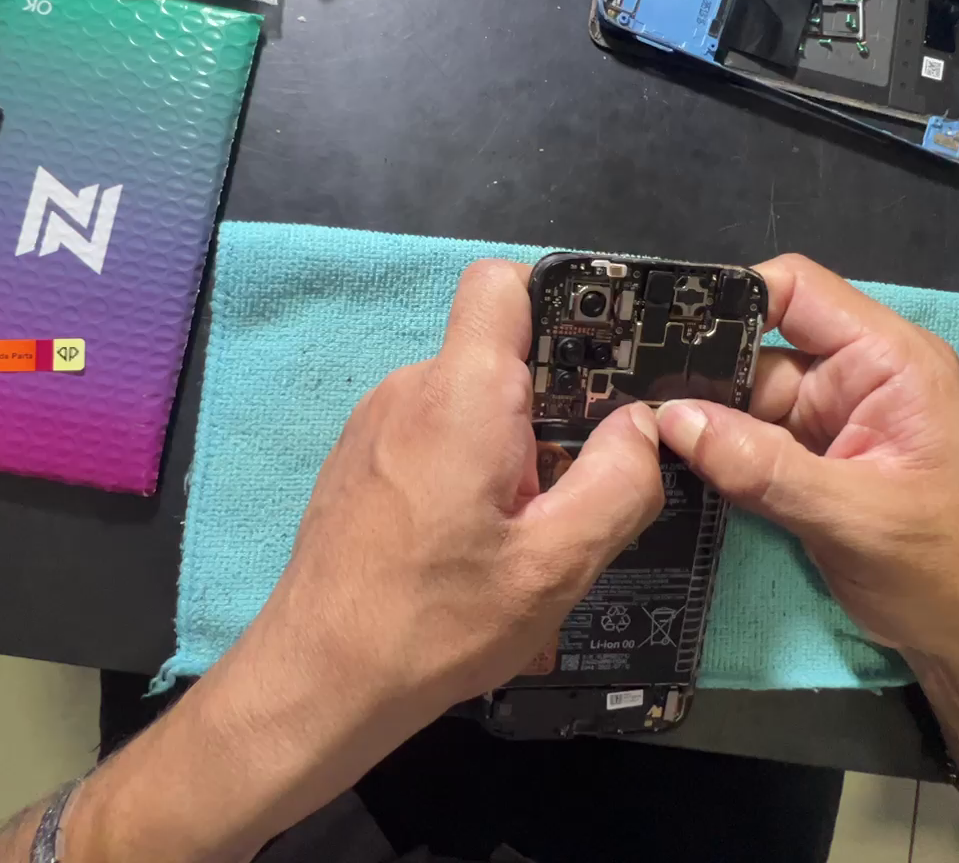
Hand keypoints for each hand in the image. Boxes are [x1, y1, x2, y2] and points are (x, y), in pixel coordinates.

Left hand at [259, 258, 665, 719]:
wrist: (317, 674)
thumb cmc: (435, 620)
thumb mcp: (554, 565)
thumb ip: (617, 483)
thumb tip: (641, 423)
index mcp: (461, 394)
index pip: (500, 283)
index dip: (553, 306)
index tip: (590, 368)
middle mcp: (410, 387)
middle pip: (494, 352)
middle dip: (544, 403)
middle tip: (564, 482)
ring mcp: (376, 417)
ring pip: (466, 395)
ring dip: (504, 441)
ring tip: (513, 522)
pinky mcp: (361, 451)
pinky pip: (431, 426)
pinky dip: (463, 459)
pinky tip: (463, 533)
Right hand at [653, 254, 958, 671]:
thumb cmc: (957, 576)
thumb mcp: (858, 520)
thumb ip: (762, 467)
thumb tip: (669, 418)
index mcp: (886, 361)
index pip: (795, 291)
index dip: (727, 299)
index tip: (657, 328)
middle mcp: (851, 377)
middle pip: (753, 349)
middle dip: (694, 371)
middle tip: (626, 394)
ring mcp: (826, 421)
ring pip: (740, 398)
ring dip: (694, 418)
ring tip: (633, 430)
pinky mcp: (807, 460)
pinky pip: (743, 439)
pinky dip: (708, 450)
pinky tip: (663, 457)